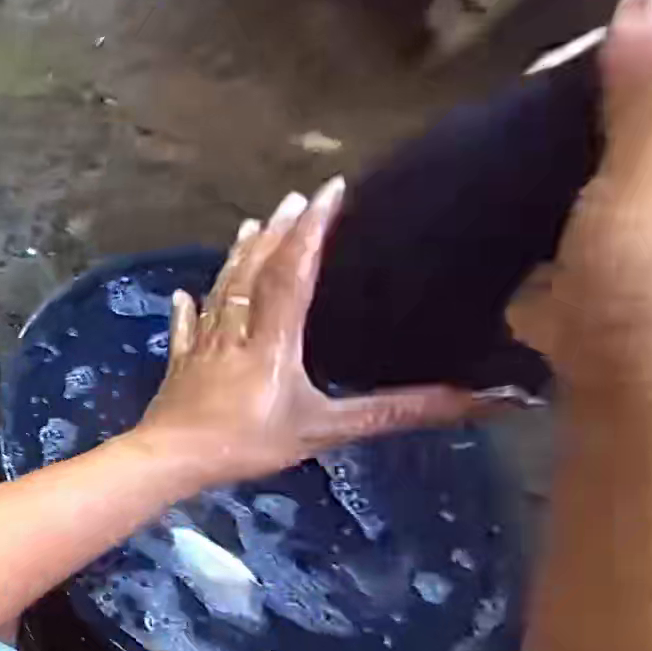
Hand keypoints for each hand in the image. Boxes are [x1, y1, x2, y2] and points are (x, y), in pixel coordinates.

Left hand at [134, 178, 473, 482]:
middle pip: (253, 274)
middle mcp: (232, 333)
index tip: (330, 191)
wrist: (171, 459)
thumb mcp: (324, 430)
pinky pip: (183, 329)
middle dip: (275, 234)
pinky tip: (182, 294)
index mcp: (271, 340)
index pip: (293, 272)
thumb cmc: (245, 443)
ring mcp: (199, 347)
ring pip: (220, 293)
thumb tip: (480, 399)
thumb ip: (395, 411)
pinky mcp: (177, 365)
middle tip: (292, 199)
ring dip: (236, 258)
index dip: (311, 230)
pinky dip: (186, 310)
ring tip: (249, 227)